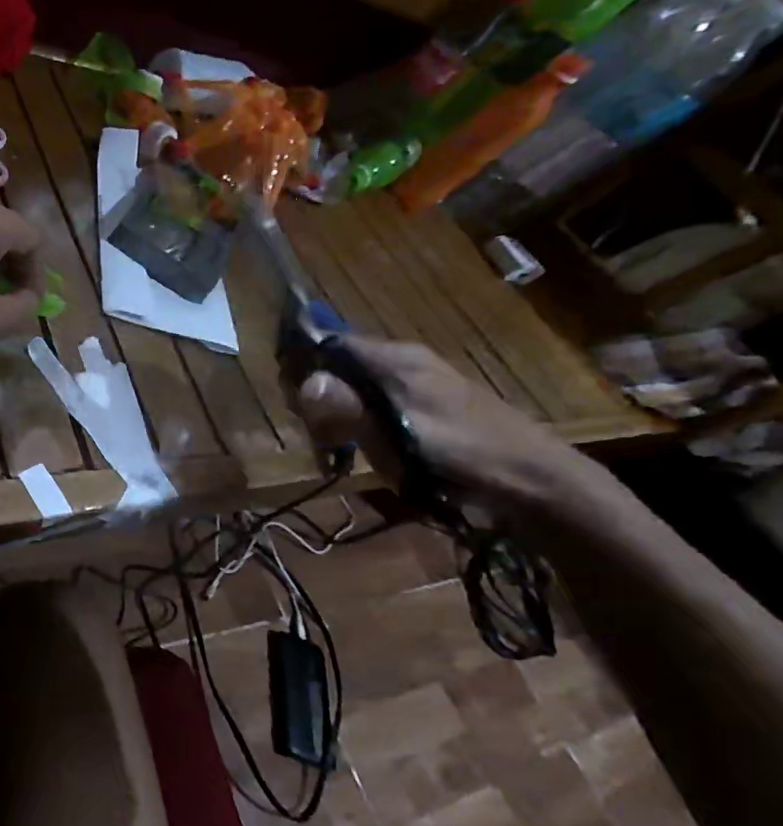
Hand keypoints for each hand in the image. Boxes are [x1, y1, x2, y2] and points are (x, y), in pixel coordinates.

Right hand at [293, 337, 596, 510]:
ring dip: (330, 421)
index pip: (327, 343)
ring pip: (344, 392)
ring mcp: (407, 386)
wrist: (533, 482)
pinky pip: (363, 409)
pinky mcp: (414, 409)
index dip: (301, 365)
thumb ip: (350, 408)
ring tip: (333, 452)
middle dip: (313, 401)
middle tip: (318, 436)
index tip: (292, 402)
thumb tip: (303, 383)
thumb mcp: (398, 432)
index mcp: (395, 358)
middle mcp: (398, 363)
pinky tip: (351, 452)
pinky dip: (349, 429)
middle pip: (331, 369)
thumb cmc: (464, 452)